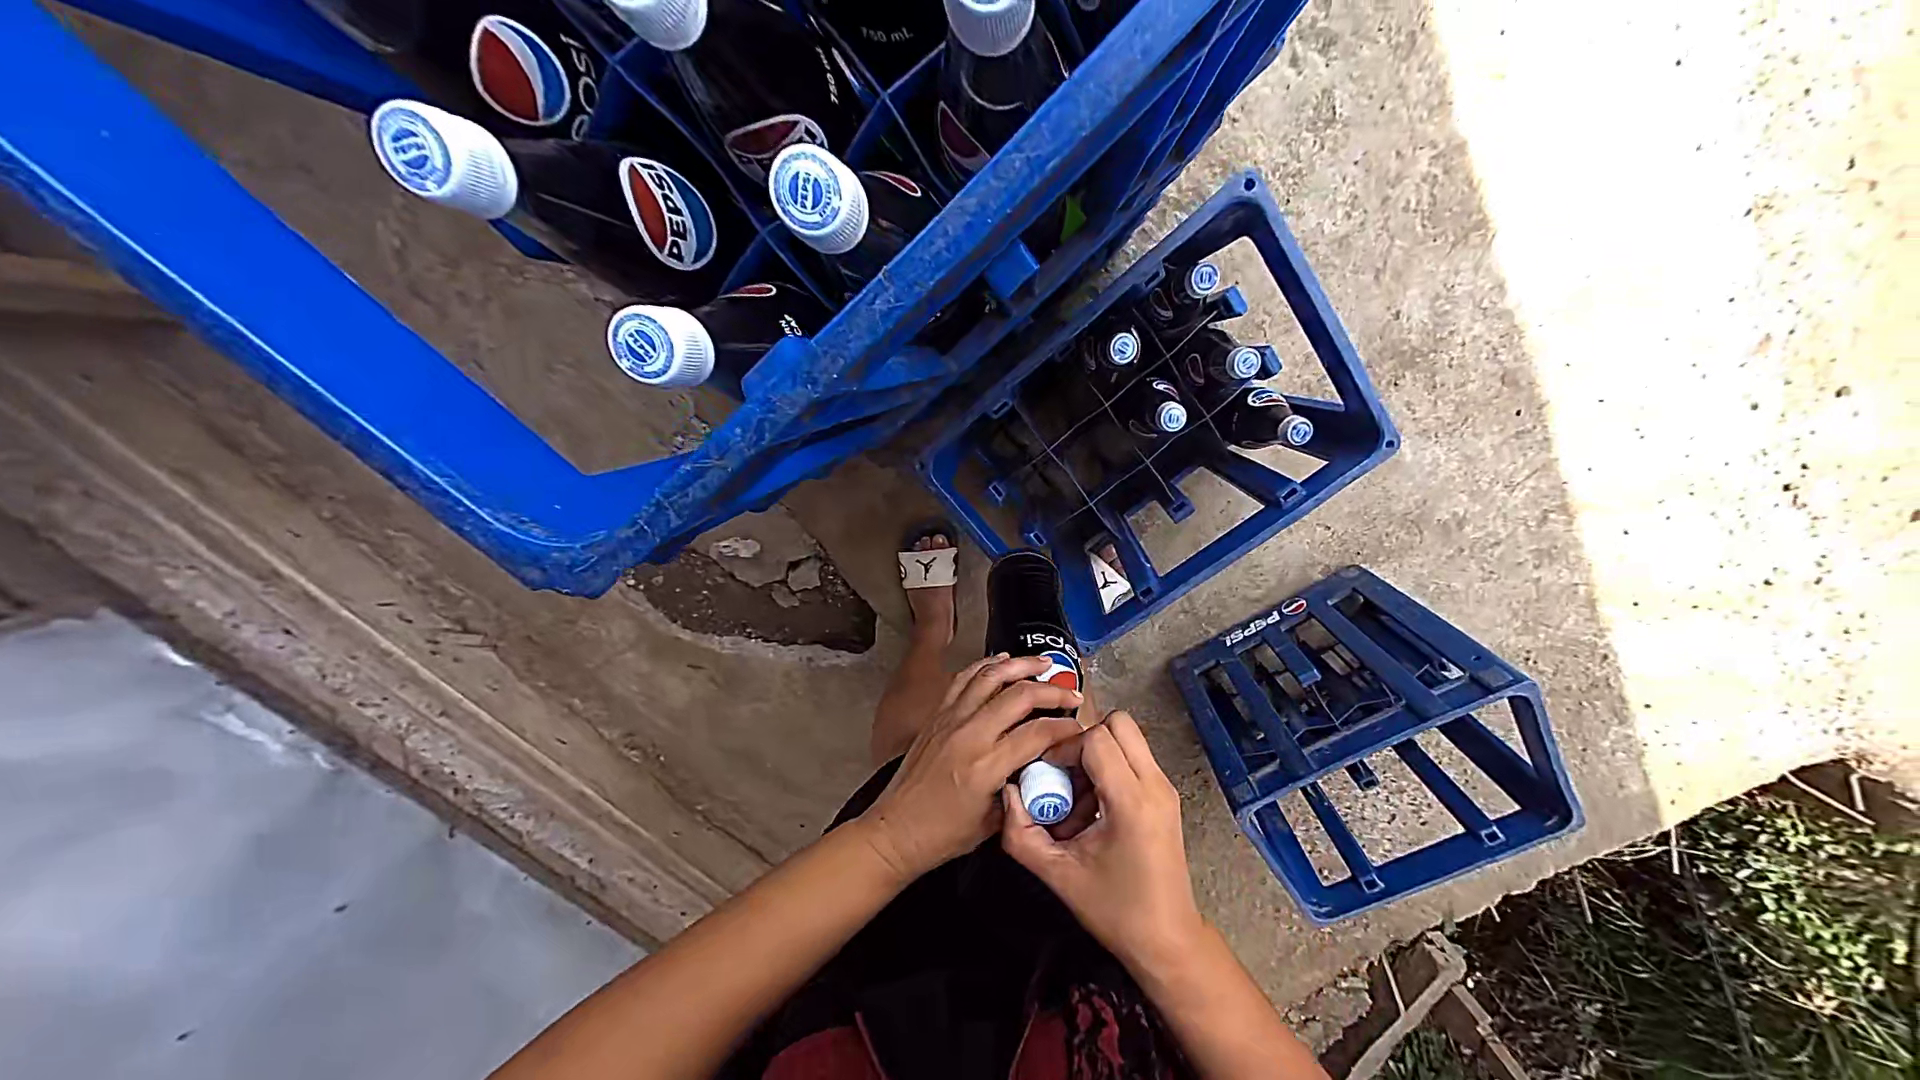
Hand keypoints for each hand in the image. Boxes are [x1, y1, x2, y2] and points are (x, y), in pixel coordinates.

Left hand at [859, 654, 1084, 881]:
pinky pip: (963, 680)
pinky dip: (985, 666)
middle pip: (1019, 696)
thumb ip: (1020, 789)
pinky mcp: (937, 716)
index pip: (1037, 733)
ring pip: (990, 677)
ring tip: (1043, 663)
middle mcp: (968, 735)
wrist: (895, 831)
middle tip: (1071, 695)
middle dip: (1052, 691)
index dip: (1065, 728)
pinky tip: (1001, 661)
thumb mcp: (993, 823)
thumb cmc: (942, 835)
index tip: (1079, 729)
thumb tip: (1039, 766)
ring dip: (1020, 665)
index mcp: (986, 767)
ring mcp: (950, 720)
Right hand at [1001, 709, 1205, 970]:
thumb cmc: (1115, 911)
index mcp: (1131, 801)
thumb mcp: (1057, 874)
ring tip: (1078, 796)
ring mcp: (1165, 788)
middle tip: (1063, 774)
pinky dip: (1109, 767)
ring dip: (1096, 753)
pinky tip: (1093, 806)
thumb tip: (1008, 793)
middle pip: (1118, 723)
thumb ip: (1020, 833)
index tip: (1048, 775)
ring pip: (1127, 737)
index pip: (1097, 738)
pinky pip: (1134, 757)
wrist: (1167, 940)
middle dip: (1082, 740)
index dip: (1064, 748)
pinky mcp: (1165, 796)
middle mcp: (1155, 785)